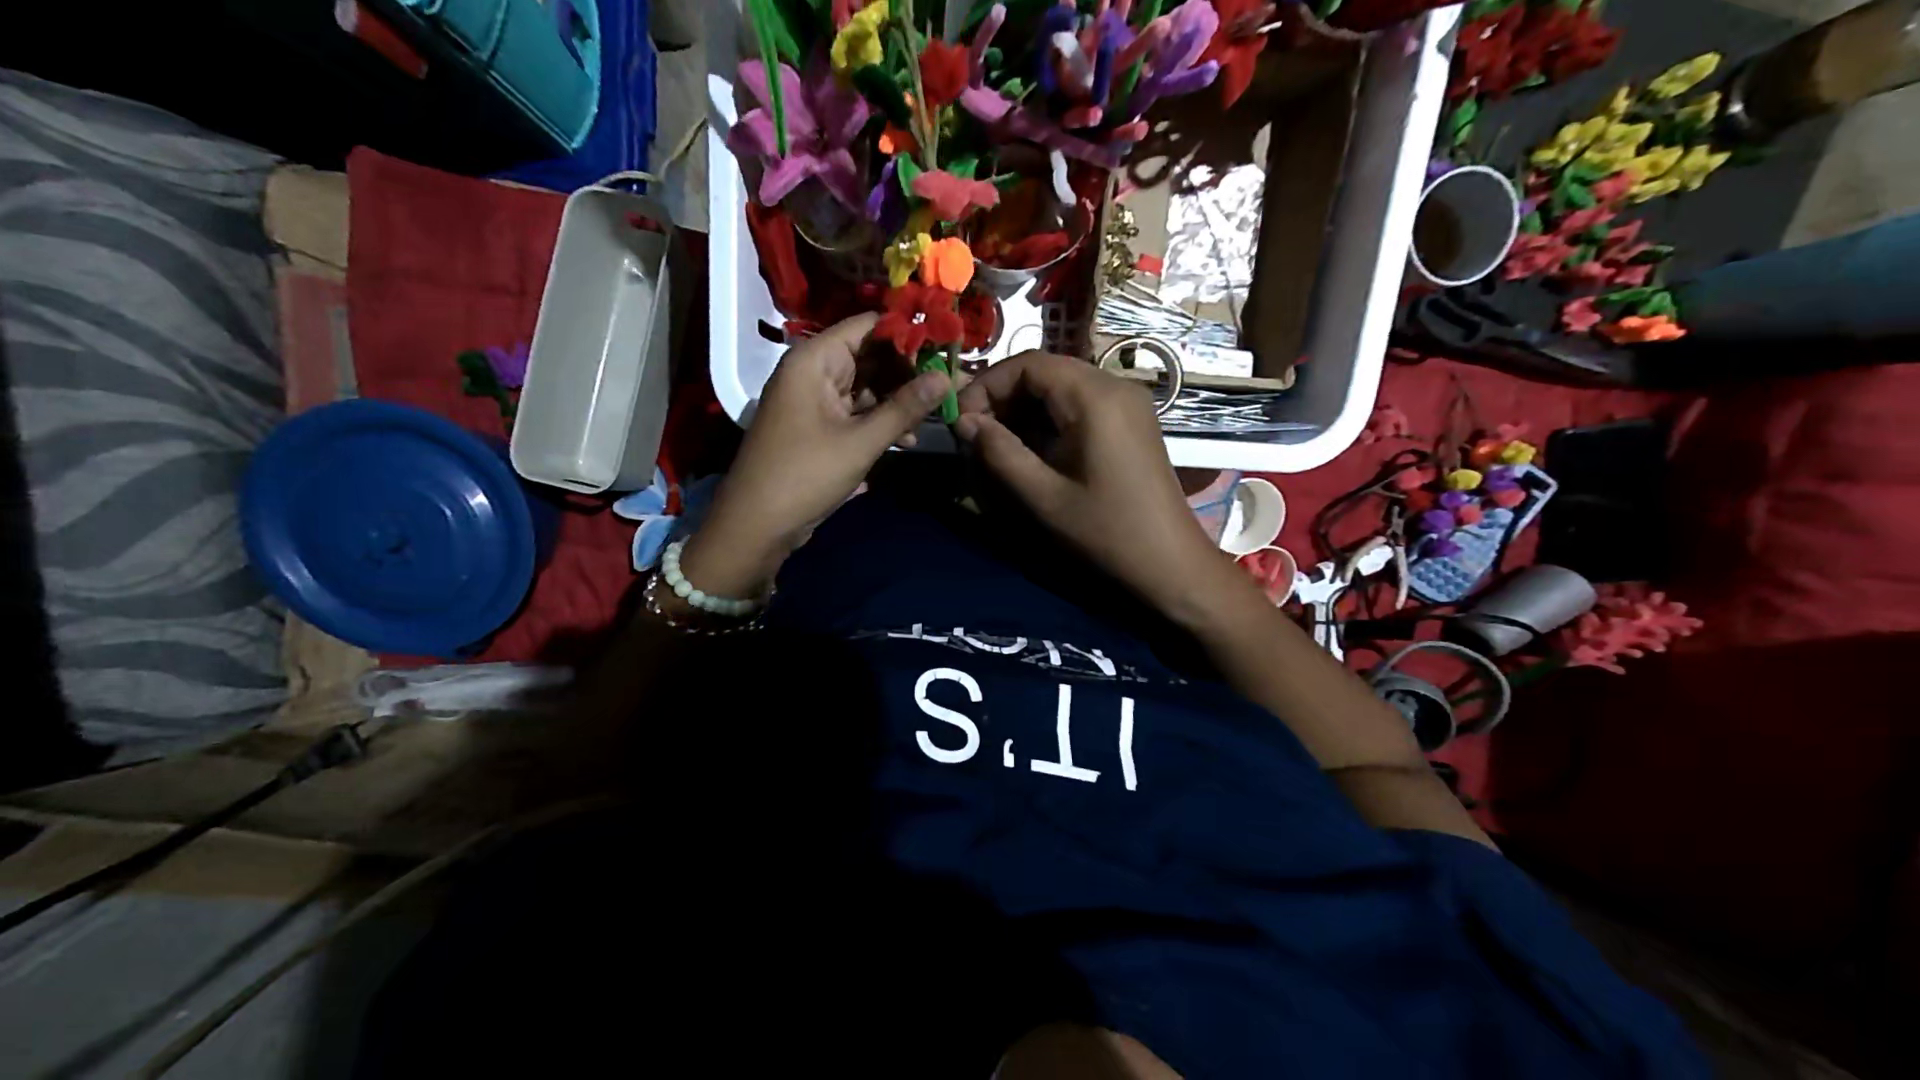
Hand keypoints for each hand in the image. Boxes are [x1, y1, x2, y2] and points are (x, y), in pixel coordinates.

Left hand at [680, 313, 950, 597]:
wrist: (757, 525)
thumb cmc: (806, 474)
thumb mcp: (861, 441)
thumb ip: (905, 407)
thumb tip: (946, 377)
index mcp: (814, 360)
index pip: (868, 327)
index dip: (908, 336)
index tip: (946, 352)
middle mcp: (813, 372)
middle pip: (869, 356)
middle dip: (908, 373)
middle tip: (948, 388)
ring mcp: (814, 400)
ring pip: (866, 387)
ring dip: (897, 401)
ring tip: (933, 418)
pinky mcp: (818, 427)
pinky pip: (855, 411)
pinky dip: (879, 421)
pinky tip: (905, 441)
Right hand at [954, 351, 1252, 627]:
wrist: (1169, 561)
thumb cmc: (1106, 531)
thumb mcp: (1043, 495)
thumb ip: (999, 452)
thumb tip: (963, 422)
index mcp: (1095, 397)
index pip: (1028, 364)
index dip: (987, 385)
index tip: (961, 419)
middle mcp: (1115, 385)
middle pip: (1046, 370)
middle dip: (1004, 396)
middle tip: (976, 433)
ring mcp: (1128, 401)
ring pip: (1062, 384)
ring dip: (1025, 407)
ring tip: (998, 442)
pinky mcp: (1132, 419)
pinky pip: (1081, 401)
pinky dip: (1050, 416)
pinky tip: (1033, 446)